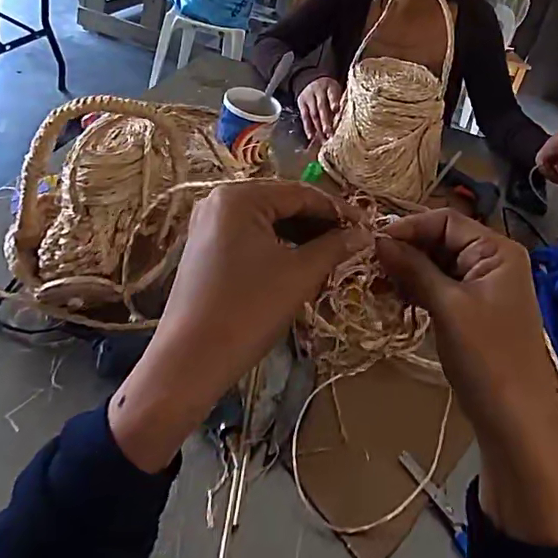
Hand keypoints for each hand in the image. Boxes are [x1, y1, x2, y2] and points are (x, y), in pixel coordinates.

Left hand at [109, 182, 368, 470]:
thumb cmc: (248, 310)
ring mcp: (208, 226)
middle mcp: (219, 201)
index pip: (302, 193)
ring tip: (333, 257)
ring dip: (302, 238)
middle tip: (353, 244)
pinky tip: (302, 266)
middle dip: (320, 225)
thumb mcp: (300, 274)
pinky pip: (252, 239)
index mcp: (240, 197)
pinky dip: (280, 249)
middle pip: (284, 205)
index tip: (368, 227)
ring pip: (269, 223)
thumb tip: (364, 233)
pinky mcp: (205, 250)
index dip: (339, 211)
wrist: (189, 363)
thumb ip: (336, 246)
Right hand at [297, 77, 344, 145]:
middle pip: (321, 107)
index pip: (332, 94)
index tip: (336, 110)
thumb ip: (340, 102)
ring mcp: (308, 96)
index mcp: (330, 86)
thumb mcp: (337, 91)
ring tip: (323, 138)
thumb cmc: (330, 90)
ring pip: (313, 114)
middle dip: (325, 121)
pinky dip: (308, 127)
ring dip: (318, 127)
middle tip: (329, 133)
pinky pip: (304, 116)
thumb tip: (343, 121)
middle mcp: (317, 90)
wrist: (314, 80)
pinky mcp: (301, 102)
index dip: (333, 102)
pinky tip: (311, 136)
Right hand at [376, 210, 557, 545]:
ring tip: (377, 286)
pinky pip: (442, 287)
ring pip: (439, 264)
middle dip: (406, 250)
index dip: (408, 227)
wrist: (517, 423)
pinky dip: (419, 290)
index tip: (372, 242)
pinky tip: (397, 301)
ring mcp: (486, 286)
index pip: (446, 220)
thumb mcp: (448, 308)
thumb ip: (414, 269)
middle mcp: (494, 260)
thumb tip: (379, 239)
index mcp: (498, 250)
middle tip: (369, 267)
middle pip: (442, 240)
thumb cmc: (487, 359)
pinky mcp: (476, 310)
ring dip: (409, 272)